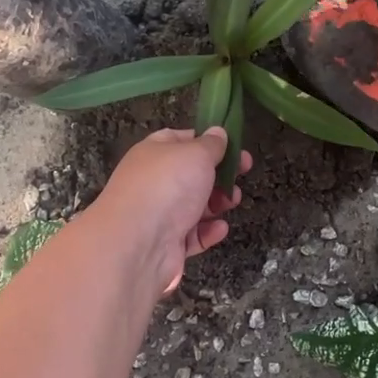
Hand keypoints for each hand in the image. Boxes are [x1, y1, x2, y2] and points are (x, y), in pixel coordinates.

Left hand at [84, 128, 251, 293]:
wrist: (136, 245)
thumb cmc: (168, 186)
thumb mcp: (197, 153)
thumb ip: (212, 144)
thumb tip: (218, 132)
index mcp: (155, 153)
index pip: (183, 139)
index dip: (209, 141)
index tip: (234, 148)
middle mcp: (154, 182)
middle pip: (192, 174)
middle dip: (219, 175)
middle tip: (241, 175)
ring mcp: (159, 215)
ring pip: (194, 205)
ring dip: (217, 203)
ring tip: (232, 201)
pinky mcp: (165, 245)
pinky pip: (192, 235)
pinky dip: (207, 231)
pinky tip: (220, 228)